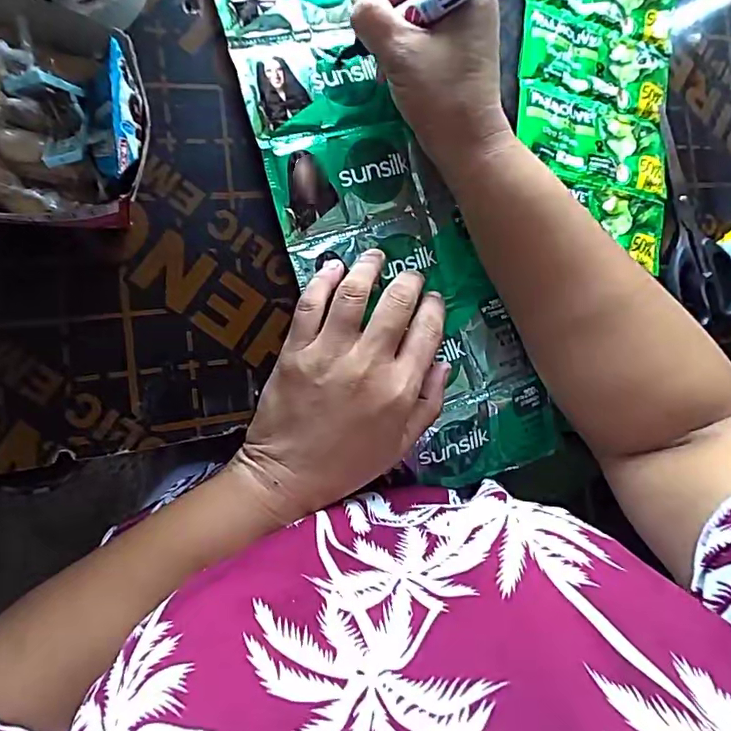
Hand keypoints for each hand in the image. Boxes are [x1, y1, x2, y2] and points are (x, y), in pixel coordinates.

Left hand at [232, 251, 449, 524]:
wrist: (287, 475)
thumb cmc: (347, 464)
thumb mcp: (401, 444)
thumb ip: (428, 403)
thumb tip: (443, 363)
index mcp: (400, 389)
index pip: (428, 332)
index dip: (433, 307)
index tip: (432, 297)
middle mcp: (369, 364)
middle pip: (395, 305)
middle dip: (407, 281)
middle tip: (408, 273)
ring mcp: (329, 354)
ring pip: (354, 295)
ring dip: (367, 268)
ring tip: (374, 256)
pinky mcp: (296, 350)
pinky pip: (311, 305)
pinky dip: (323, 280)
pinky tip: (333, 267)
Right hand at [350, 0, 506, 160]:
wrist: (467, 144)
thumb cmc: (441, 97)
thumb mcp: (398, 52)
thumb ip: (371, 15)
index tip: (394, 17)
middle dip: (391, 7)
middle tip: (390, 44)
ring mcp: (459, 20)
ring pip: (407, 2)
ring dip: (390, 31)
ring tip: (393, 63)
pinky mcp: (450, 43)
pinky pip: (414, 27)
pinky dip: (398, 45)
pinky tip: (397, 71)